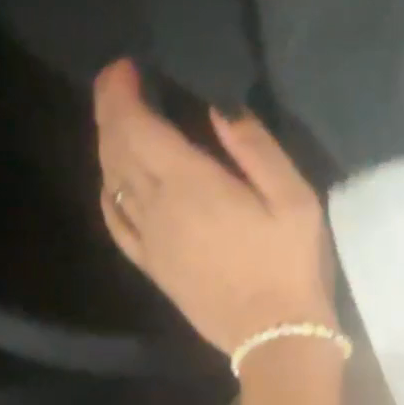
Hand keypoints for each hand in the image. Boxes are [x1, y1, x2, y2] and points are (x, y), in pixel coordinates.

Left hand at [93, 59, 332, 353]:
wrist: (277, 336)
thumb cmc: (292, 266)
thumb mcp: (296, 201)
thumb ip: (256, 150)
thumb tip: (218, 108)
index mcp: (190, 183)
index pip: (135, 124)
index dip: (121, 91)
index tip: (127, 68)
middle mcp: (156, 205)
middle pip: (115, 147)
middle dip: (110, 110)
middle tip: (120, 88)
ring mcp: (150, 239)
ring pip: (110, 180)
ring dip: (108, 146)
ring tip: (121, 128)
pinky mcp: (153, 266)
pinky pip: (115, 221)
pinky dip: (107, 192)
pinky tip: (113, 184)